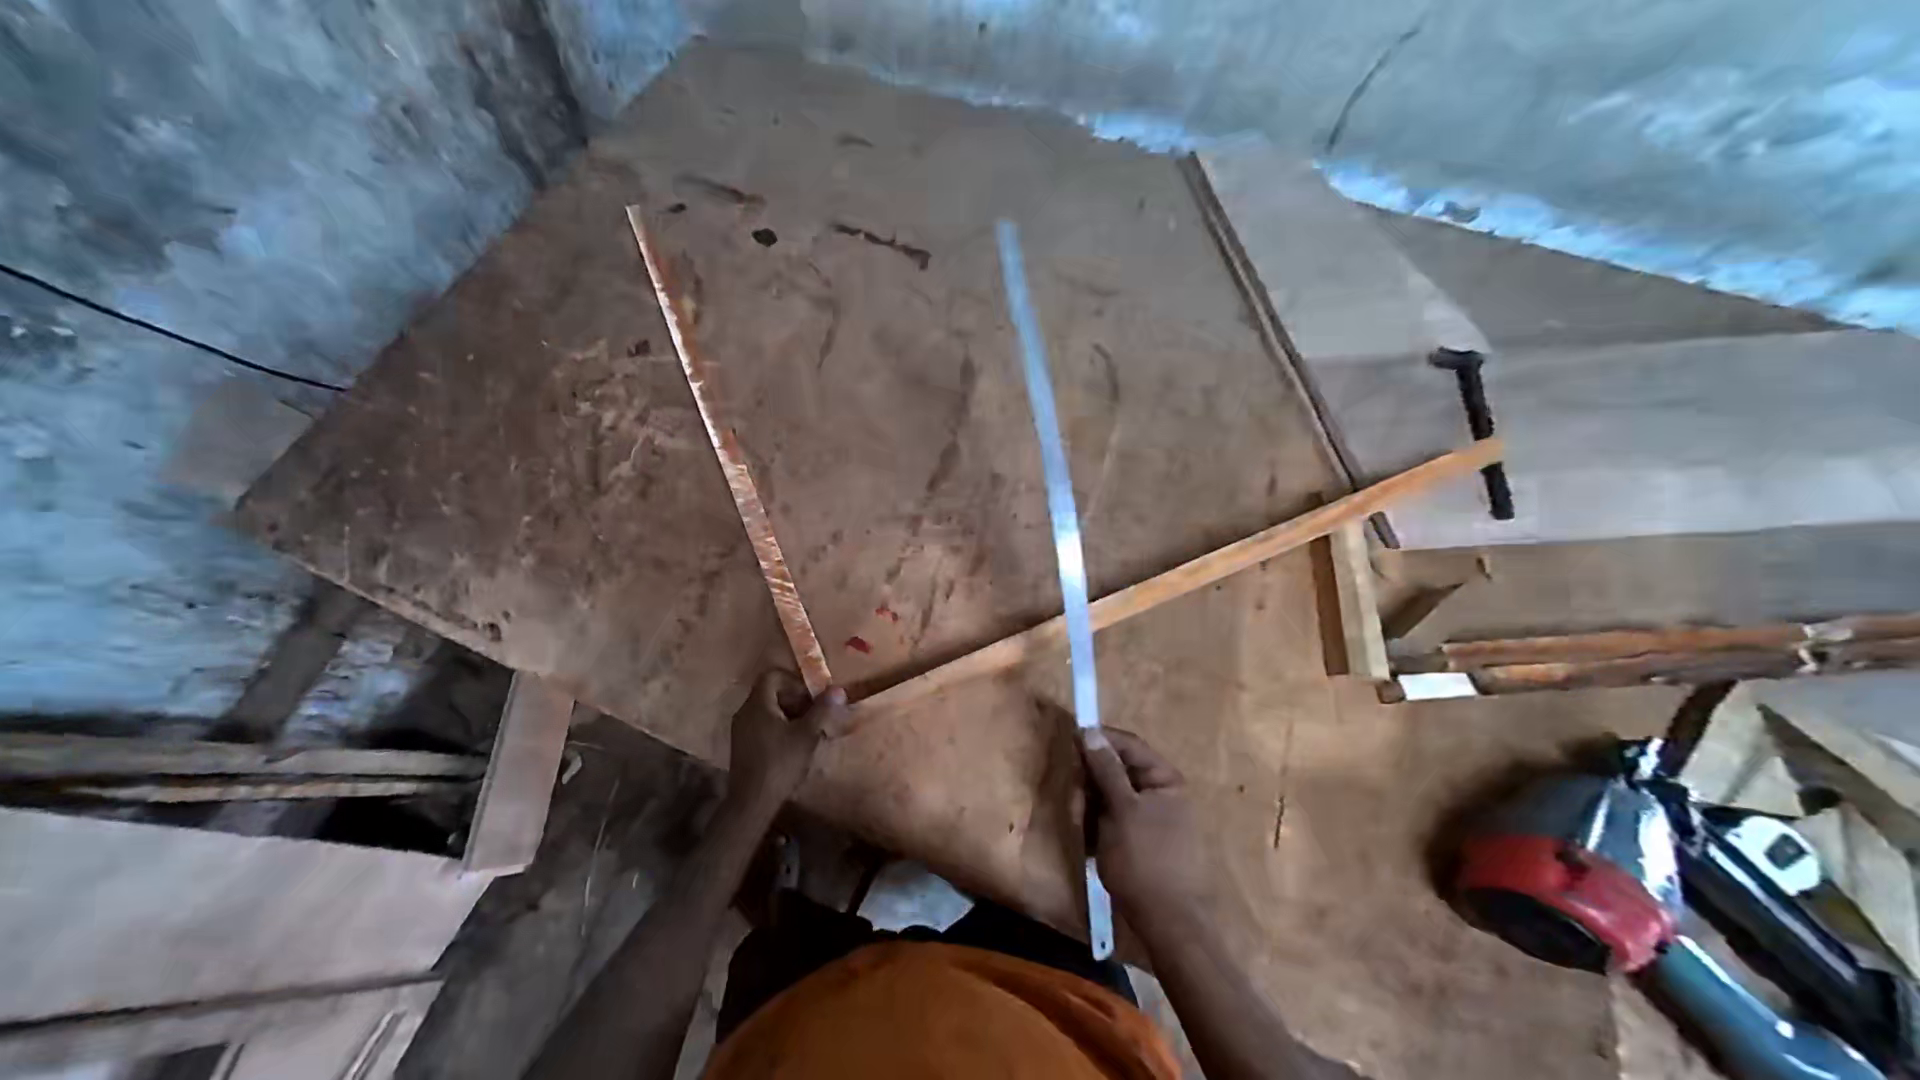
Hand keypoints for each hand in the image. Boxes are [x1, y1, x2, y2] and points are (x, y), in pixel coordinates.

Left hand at [728, 671, 844, 810]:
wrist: (752, 802)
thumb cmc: (780, 763)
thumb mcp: (806, 735)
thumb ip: (821, 710)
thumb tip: (837, 689)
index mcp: (757, 704)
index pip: (772, 675)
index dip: (794, 681)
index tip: (811, 697)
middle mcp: (745, 712)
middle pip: (770, 691)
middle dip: (794, 698)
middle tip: (814, 714)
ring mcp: (740, 729)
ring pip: (766, 709)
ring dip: (788, 713)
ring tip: (807, 730)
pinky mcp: (742, 744)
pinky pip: (761, 723)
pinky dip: (778, 726)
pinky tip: (792, 745)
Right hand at [1080, 728, 1213, 924]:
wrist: (1168, 924)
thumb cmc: (1146, 860)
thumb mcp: (1122, 809)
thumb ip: (1106, 769)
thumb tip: (1091, 731)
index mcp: (1164, 779)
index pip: (1128, 745)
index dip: (1099, 740)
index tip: (1070, 742)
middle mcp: (1160, 793)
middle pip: (1115, 770)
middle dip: (1091, 784)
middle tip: (1077, 803)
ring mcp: (1150, 818)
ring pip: (1109, 797)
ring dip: (1090, 808)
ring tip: (1082, 831)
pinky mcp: (1139, 841)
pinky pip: (1112, 821)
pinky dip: (1097, 827)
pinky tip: (1090, 845)